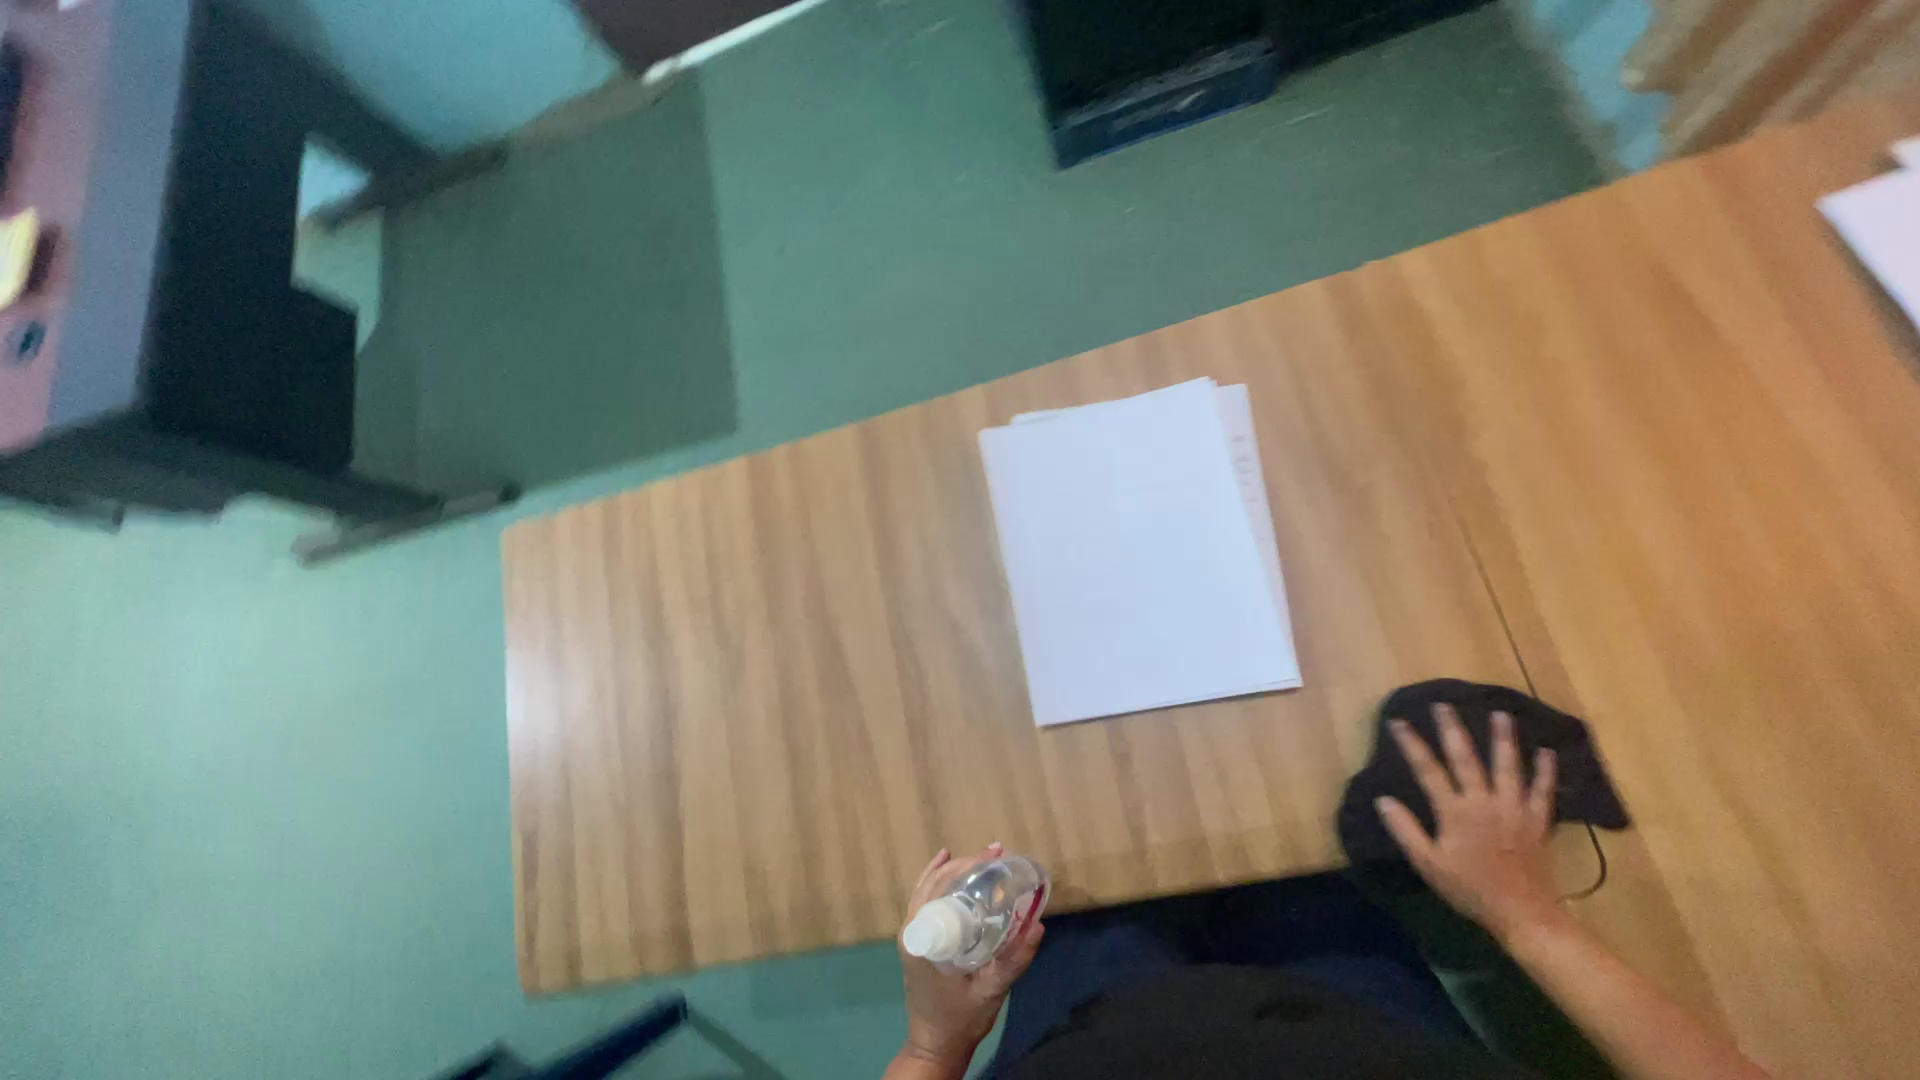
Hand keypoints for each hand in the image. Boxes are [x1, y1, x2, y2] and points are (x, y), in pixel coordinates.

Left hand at [897, 843, 1045, 1070]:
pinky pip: (924, 899)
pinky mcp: (917, 938)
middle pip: (935, 883)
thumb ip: (1013, 961)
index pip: (941, 888)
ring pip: (929, 888)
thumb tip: (1037, 925)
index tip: (993, 858)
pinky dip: (936, 878)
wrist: (936, 1046)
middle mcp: (912, 929)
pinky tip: (947, 859)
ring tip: (985, 856)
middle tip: (997, 852)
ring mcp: (912, 933)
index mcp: (923, 938)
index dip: (967, 868)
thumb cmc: (961, 1018)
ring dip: (954, 869)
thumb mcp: (991, 991)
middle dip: (966, 864)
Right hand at [1374, 705, 1566, 941]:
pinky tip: (1547, 752)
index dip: (1412, 744)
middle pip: (1466, 758)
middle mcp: (1485, 802)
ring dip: (1503, 739)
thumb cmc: (1469, 889)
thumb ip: (1405, 830)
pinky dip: (1546, 771)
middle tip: (1444, 705)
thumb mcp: (1428, 863)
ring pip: (1508, 766)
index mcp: (1455, 812)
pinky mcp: (1537, 821)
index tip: (1398, 721)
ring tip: (1500, 714)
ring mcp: (1515, 809)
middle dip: (1453, 730)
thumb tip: (1383, 800)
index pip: (1428, 770)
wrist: (1523, 915)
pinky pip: (1543, 791)